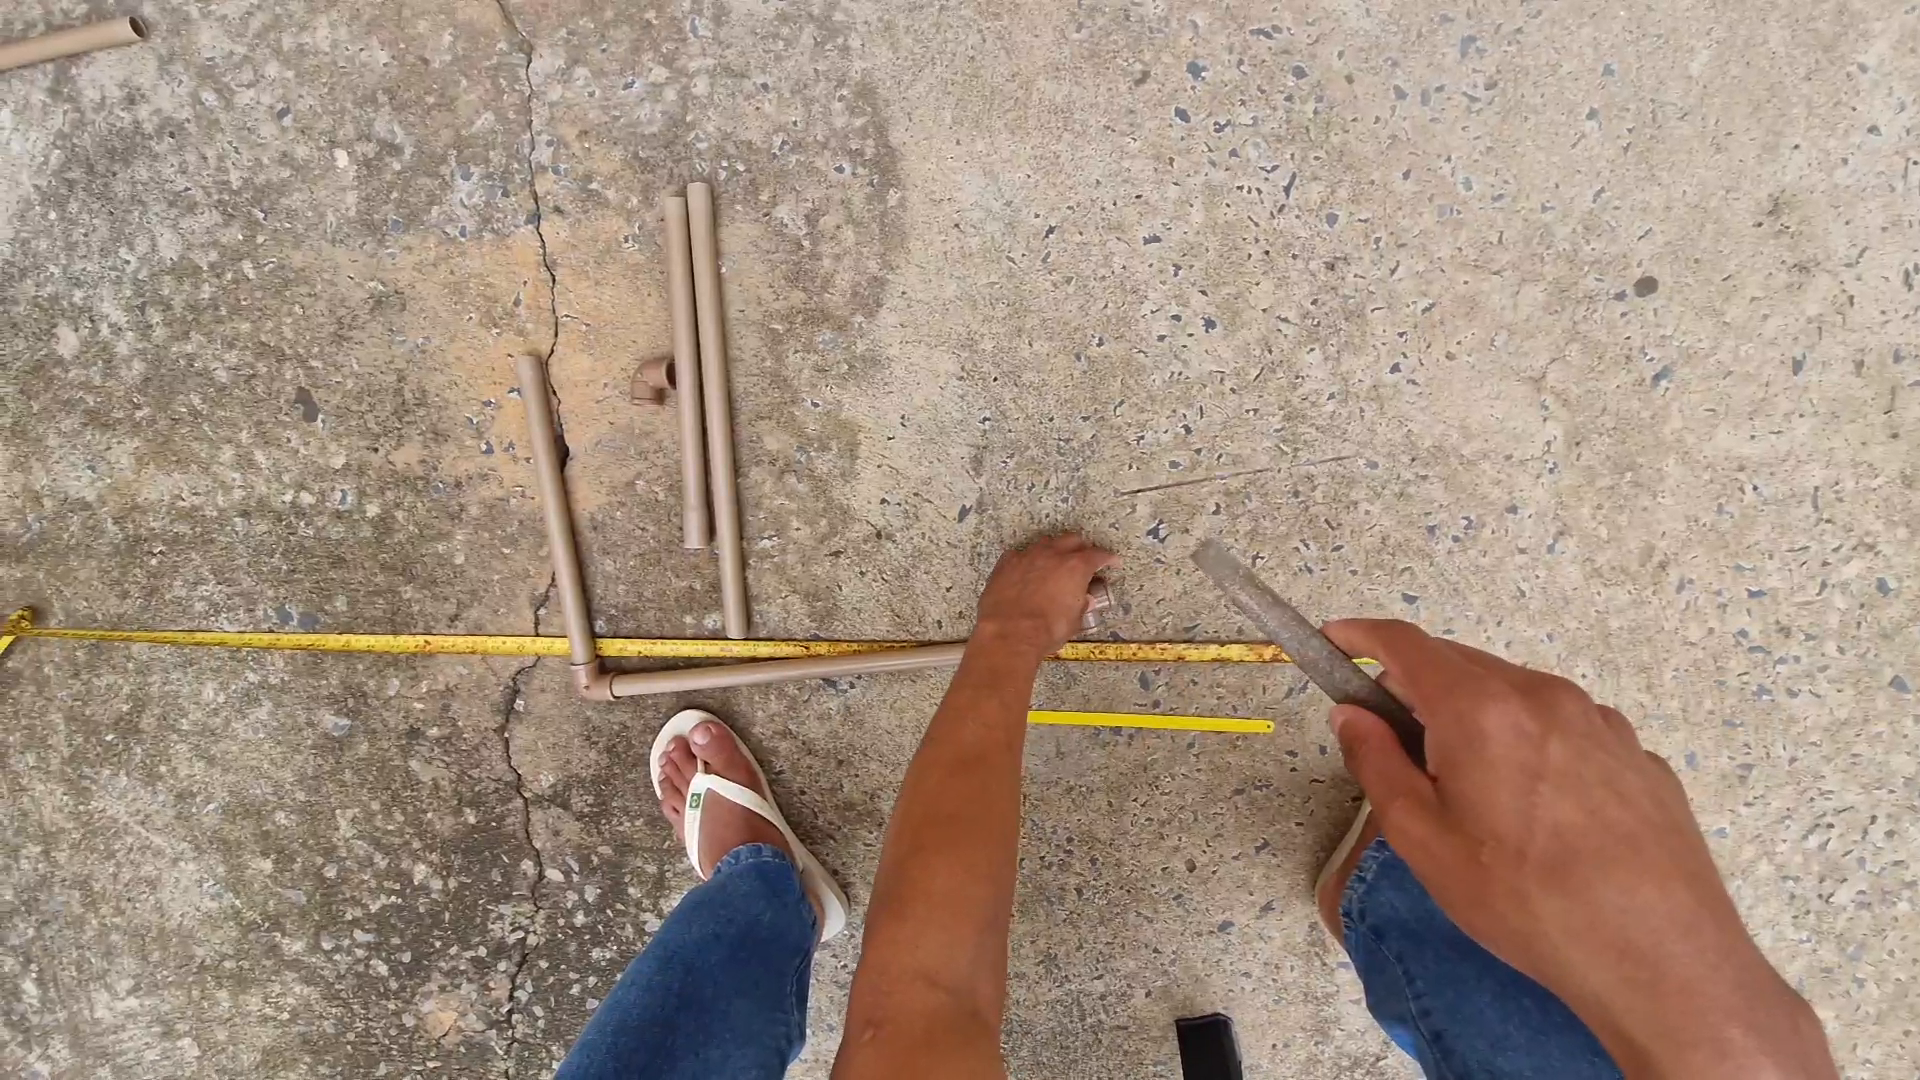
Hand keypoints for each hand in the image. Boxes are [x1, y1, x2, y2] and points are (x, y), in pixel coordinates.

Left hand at [972, 533, 1116, 660]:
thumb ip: (1081, 605)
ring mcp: (1027, 556)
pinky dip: (1028, 560)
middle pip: (1072, 540)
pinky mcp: (1006, 563)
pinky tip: (1028, 570)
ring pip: (1046, 543)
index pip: (1098, 555)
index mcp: (1075, 567)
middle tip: (1084, 560)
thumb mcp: (1074, 621)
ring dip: (1054, 550)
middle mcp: (1052, 555)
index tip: (1112, 561)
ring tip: (1056, 562)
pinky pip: (1020, 554)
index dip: (1108, 558)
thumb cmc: (1046, 630)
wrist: (1009, 634)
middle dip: (1081, 548)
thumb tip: (1084, 600)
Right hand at [1321, 619, 1834, 1079]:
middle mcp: (1542, 695)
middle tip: (1393, 737)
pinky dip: (1522, 734)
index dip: (1360, 633)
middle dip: (1413, 684)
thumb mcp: (1418, 834)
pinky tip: (1532, 800)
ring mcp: (1599, 721)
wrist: (1667, 968)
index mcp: (1480, 708)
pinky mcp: (1638, 753)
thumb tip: (1351, 714)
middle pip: (1457, 663)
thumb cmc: (1520, 896)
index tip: (1333, 638)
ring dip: (1469, 710)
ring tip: (1468, 780)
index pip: (1406, 643)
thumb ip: (1373, 759)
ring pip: (1509, 690)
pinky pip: (1558, 721)